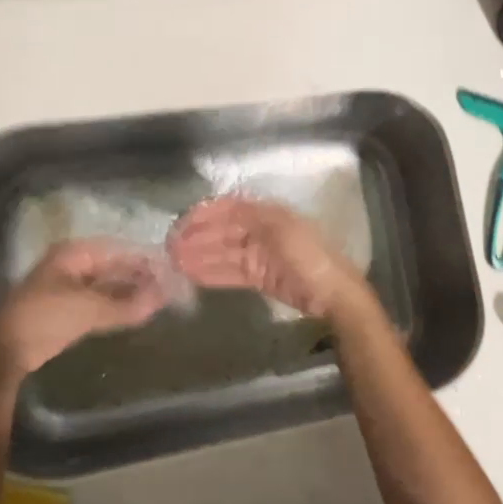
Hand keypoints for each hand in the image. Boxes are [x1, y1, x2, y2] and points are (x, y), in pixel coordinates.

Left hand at [0, 239, 168, 378]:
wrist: (5, 352)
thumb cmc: (45, 319)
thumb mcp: (89, 309)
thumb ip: (127, 303)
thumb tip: (162, 298)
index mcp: (73, 254)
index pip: (119, 249)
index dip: (144, 259)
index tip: (170, 270)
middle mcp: (71, 265)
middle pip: (113, 266)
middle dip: (139, 277)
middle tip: (169, 288)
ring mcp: (67, 287)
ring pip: (107, 285)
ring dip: (130, 292)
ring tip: (159, 301)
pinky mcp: (66, 310)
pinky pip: (99, 302)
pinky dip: (117, 306)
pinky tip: (135, 313)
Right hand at [169, 196, 372, 318]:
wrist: (332, 295)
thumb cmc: (310, 257)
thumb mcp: (282, 230)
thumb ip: (251, 218)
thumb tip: (220, 210)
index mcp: (270, 214)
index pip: (232, 208)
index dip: (206, 213)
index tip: (181, 222)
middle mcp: (263, 232)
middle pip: (225, 231)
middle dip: (198, 237)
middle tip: (169, 247)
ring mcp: (261, 256)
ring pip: (224, 253)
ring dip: (200, 256)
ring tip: (173, 263)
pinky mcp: (260, 277)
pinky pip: (231, 272)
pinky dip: (212, 272)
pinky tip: (192, 275)